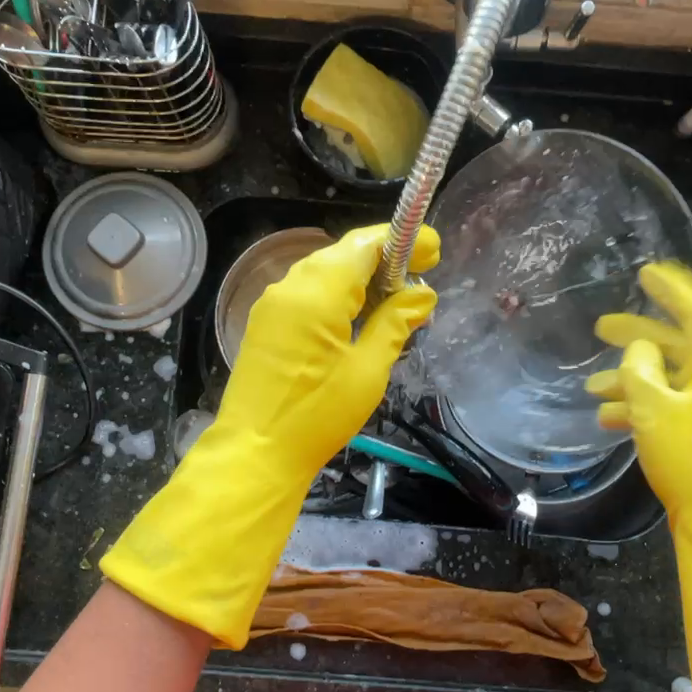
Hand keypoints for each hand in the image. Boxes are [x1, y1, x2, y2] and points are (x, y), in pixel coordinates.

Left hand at [101, 225, 439, 648]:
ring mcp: (273, 304)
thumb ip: (395, 323)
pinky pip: (308, 293)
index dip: (403, 240)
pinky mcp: (267, 323)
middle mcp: (290, 286)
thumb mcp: (368, 370)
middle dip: (385, 257)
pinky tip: (362, 314)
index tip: (435, 249)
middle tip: (425, 270)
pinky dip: (339, 294)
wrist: (256, 451)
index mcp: (317, 292)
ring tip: (399, 295)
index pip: (364, 245)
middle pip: (343, 254)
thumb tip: (422, 293)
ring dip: (362, 277)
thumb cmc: (317, 415)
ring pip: (324, 272)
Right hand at [586, 263, 691, 691]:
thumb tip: (641, 350)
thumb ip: (641, 369)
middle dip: (639, 340)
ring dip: (633, 382)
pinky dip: (644, 408)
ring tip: (591, 388)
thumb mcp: (654, 408)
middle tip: (600, 328)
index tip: (645, 273)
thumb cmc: (689, 460)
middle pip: (681, 347)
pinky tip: (609, 418)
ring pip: (672, 380)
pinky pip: (674, 407)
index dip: (672, 291)